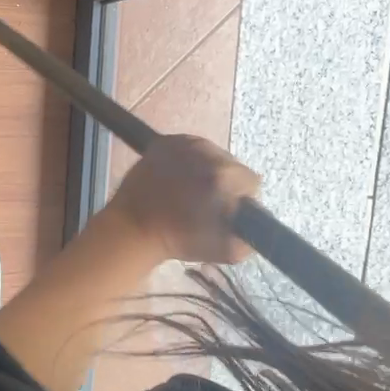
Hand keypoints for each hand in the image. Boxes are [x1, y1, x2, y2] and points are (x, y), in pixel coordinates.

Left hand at [105, 135, 261, 263]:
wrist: (133, 229)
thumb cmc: (180, 241)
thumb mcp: (227, 249)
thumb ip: (252, 234)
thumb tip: (256, 217)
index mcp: (224, 174)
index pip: (250, 180)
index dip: (241, 197)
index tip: (225, 209)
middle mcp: (206, 151)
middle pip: (230, 164)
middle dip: (223, 182)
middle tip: (204, 201)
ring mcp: (183, 142)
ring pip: (210, 153)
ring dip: (206, 169)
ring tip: (189, 189)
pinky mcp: (165, 141)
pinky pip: (188, 147)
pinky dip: (187, 160)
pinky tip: (177, 177)